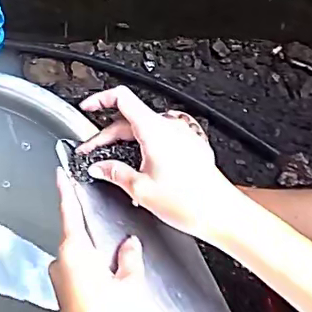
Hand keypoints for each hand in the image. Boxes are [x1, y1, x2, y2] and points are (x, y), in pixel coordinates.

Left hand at [50, 168, 143, 311]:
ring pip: (82, 261)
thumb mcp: (131, 286)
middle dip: (98, 238)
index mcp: (73, 252)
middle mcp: (61, 265)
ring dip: (99, 262)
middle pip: (78, 238)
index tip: (60, 173)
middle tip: (120, 245)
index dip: (66, 191)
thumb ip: (129, 258)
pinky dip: (96, 280)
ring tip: (123, 280)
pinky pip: (82, 279)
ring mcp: (61, 285)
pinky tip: (114, 296)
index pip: (68, 211)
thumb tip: (129, 246)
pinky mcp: (66, 302)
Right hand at [77, 86, 235, 239]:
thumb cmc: (192, 203)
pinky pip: (158, 138)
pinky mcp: (189, 145)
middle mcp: (169, 127)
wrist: (224, 214)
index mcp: (154, 130)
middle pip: (128, 119)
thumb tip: (98, 167)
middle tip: (92, 153)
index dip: (100, 99)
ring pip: (142, 129)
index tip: (87, 107)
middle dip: (106, 135)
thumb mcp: (141, 189)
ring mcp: (181, 135)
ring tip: (114, 163)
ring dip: (124, 142)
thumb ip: (113, 172)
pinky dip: (143, 146)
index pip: (121, 97)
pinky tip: (138, 165)